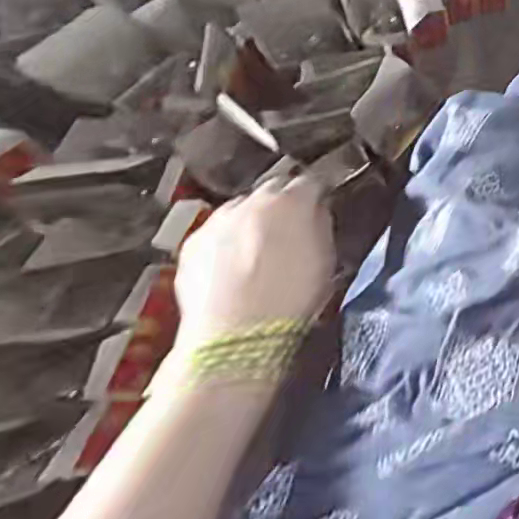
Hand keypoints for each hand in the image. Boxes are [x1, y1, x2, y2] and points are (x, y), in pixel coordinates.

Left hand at [173, 174, 336, 346]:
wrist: (233, 338)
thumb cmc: (292, 300)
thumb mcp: (327, 259)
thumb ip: (321, 224)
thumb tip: (315, 212)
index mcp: (294, 200)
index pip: (311, 181)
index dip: (317, 193)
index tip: (320, 202)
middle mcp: (253, 201)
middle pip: (273, 189)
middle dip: (283, 203)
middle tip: (290, 227)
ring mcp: (219, 221)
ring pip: (241, 209)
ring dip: (252, 221)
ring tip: (258, 250)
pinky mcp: (192, 244)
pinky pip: (216, 232)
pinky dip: (226, 241)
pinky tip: (232, 266)